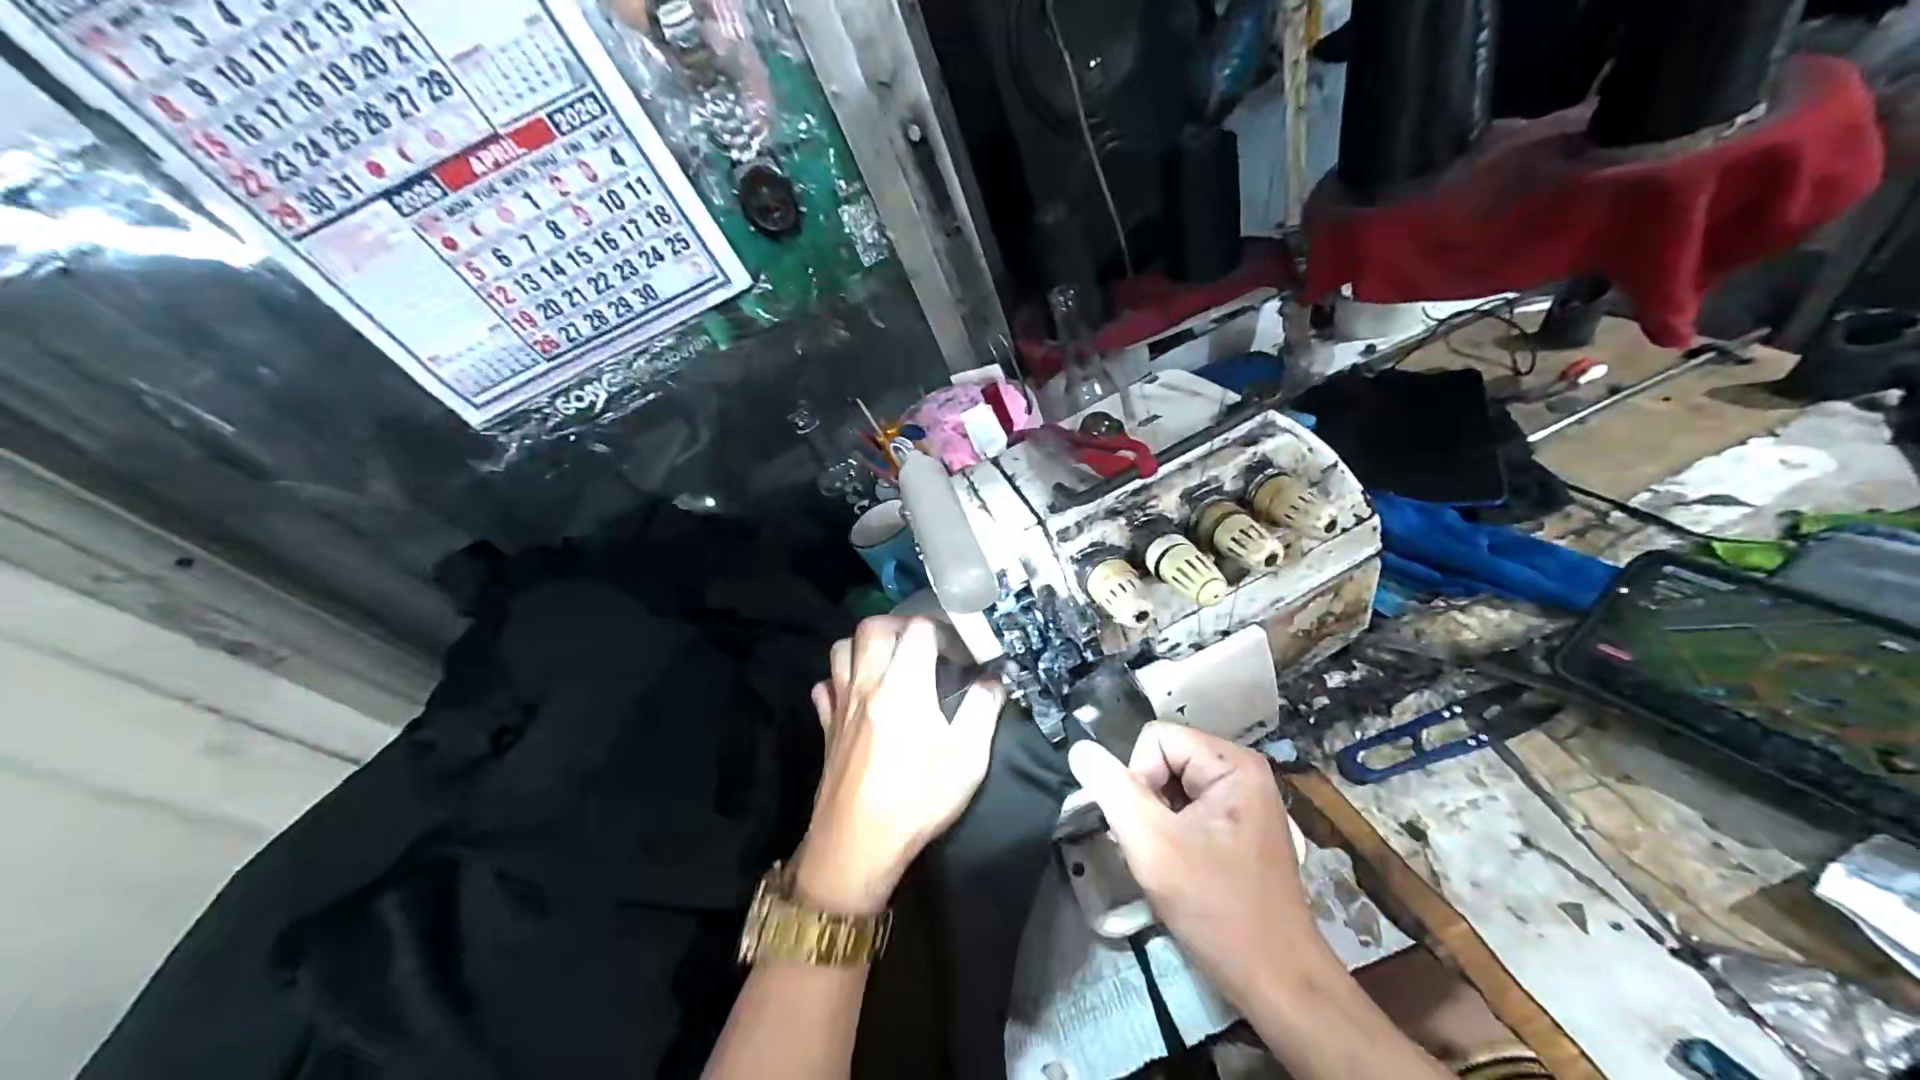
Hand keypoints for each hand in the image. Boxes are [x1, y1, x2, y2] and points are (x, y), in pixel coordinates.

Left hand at [796, 617, 1004, 914]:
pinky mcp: (825, 726)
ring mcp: (840, 704)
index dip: (943, 632)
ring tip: (890, 662)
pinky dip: (840, 678)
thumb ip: (983, 710)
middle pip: (874, 626)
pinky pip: (825, 684)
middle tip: (924, 646)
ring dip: (867, 645)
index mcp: (904, 685)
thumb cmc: (917, 801)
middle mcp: (867, 684)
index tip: (959, 654)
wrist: (857, 846)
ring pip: (843, 648)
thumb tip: (994, 679)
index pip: (919, 629)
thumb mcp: (967, 759)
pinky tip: (858, 695)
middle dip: (901, 625)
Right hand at [1067, 723, 1330, 1005]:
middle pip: (1166, 759)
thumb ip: (1111, 789)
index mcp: (1233, 764)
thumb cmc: (1216, 907)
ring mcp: (1248, 801)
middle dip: (1148, 800)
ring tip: (1170, 860)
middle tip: (1158, 847)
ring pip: (1174, 786)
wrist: (1277, 980)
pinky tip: (1184, 867)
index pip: (1155, 738)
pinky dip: (1176, 833)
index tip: (1151, 827)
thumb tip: (1080, 749)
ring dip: (1159, 819)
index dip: (1138, 777)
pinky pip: (1192, 808)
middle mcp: (1245, 772)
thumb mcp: (1151, 844)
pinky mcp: (1245, 828)